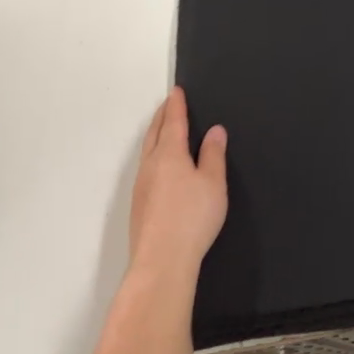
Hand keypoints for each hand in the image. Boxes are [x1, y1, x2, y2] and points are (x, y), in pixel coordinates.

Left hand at [129, 87, 227, 278]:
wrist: (161, 262)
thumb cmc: (192, 217)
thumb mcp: (213, 183)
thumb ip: (213, 155)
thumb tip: (214, 130)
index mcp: (170, 154)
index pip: (173, 122)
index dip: (176, 105)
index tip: (176, 91)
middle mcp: (151, 165)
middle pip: (155, 133)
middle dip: (162, 116)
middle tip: (168, 103)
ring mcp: (141, 186)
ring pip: (147, 150)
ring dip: (155, 134)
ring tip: (162, 128)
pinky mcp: (138, 205)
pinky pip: (145, 167)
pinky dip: (152, 154)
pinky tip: (158, 165)